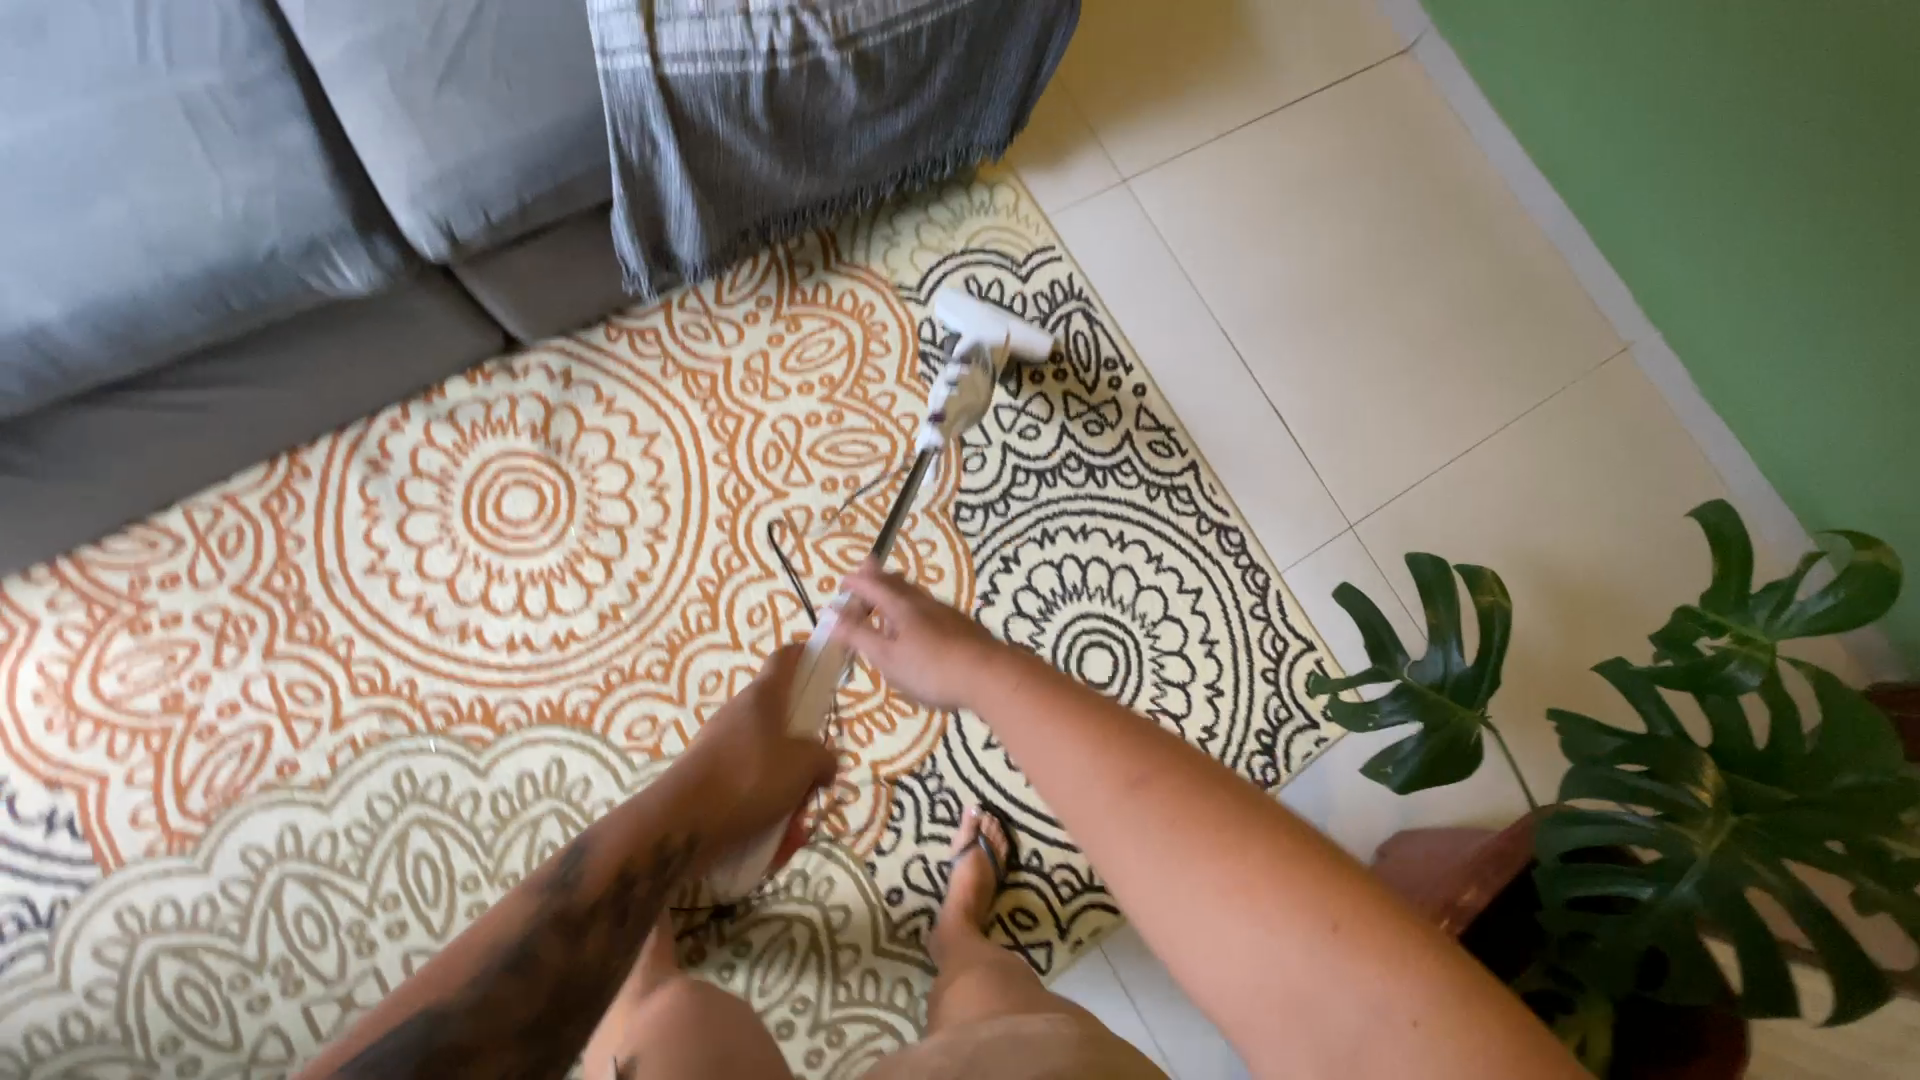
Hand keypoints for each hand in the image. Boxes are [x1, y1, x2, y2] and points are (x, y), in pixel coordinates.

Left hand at [676, 645, 837, 852]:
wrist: (682, 822)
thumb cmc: (750, 777)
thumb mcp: (804, 765)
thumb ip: (824, 758)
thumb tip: (824, 764)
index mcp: (763, 697)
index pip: (784, 660)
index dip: (803, 654)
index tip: (818, 657)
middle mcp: (739, 714)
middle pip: (781, 720)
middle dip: (804, 751)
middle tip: (817, 777)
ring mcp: (720, 746)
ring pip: (768, 761)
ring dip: (787, 789)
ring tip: (795, 824)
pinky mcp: (708, 778)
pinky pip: (748, 789)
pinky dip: (764, 810)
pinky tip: (773, 840)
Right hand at [832, 561, 1010, 710]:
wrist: (989, 676)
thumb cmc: (931, 669)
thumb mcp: (887, 657)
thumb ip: (858, 636)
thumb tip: (830, 614)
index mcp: (902, 607)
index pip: (873, 586)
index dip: (856, 583)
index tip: (843, 579)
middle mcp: (924, 603)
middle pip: (898, 583)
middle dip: (879, 576)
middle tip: (868, 568)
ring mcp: (947, 614)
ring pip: (917, 595)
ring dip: (899, 590)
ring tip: (891, 594)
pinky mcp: (963, 628)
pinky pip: (932, 609)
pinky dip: (916, 608)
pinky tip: (923, 623)